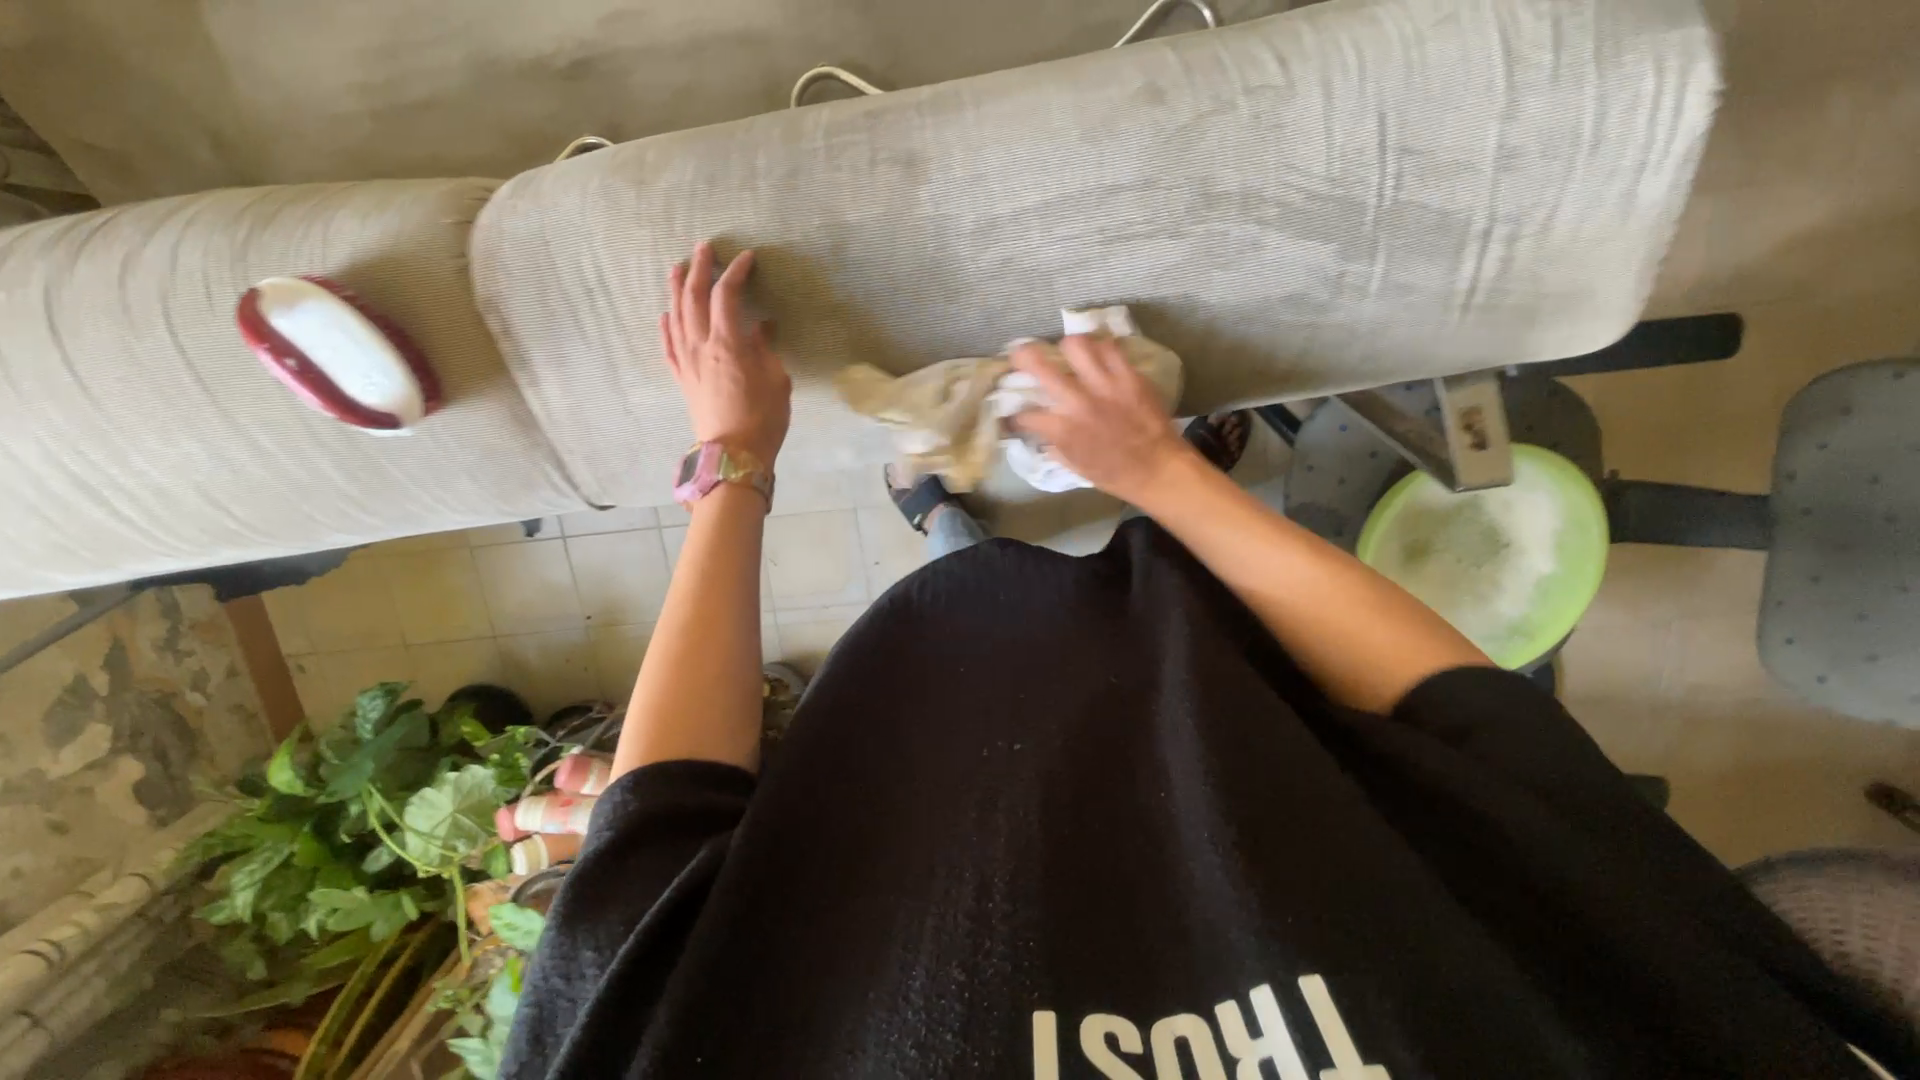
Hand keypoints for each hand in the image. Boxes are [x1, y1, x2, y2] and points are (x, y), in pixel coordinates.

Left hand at [661, 241, 790, 464]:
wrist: (733, 455)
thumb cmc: (763, 419)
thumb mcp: (776, 380)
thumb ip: (765, 348)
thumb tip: (760, 328)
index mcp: (728, 343)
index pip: (726, 295)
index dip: (735, 272)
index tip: (746, 258)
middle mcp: (701, 346)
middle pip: (692, 297)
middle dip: (698, 268)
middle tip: (703, 248)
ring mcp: (687, 362)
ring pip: (675, 316)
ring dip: (675, 289)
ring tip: (677, 268)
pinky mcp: (682, 379)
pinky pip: (668, 345)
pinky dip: (666, 325)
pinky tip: (665, 314)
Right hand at [1007, 334, 1194, 504]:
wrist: (1158, 469)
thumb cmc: (1115, 475)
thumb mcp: (1076, 467)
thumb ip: (1055, 447)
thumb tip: (1043, 436)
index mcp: (1063, 430)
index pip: (1026, 414)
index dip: (1015, 416)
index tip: (1014, 416)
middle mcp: (1079, 402)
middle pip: (1040, 365)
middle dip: (1022, 357)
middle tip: (1020, 354)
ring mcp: (1105, 385)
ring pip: (1076, 345)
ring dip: (1067, 347)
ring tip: (1068, 351)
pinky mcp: (1129, 376)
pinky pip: (1111, 348)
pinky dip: (1101, 348)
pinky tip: (1098, 354)